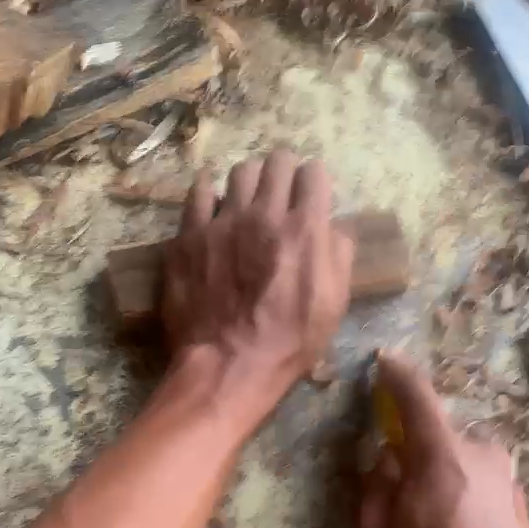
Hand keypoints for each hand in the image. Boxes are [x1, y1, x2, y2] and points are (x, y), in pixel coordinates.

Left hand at [162, 151, 354, 401]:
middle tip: (281, 194)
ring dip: (250, 181)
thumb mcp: (334, 305)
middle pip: (277, 162)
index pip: (314, 173)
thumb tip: (335, 227)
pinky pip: (199, 192)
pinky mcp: (190, 235)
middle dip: (284, 173)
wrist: (229, 365)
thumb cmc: (290, 341)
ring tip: (248, 202)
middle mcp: (265, 214)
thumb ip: (339, 256)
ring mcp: (223, 221)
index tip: (311, 197)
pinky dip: (209, 193)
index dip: (315, 182)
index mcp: (305, 229)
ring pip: (240, 171)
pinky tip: (213, 206)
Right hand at [356, 352, 528, 527]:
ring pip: (460, 458)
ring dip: (440, 475)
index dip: (396, 374)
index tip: (383, 361)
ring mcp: (507, 476)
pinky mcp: (520, 498)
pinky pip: (478, 479)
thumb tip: (389, 459)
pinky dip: (462, 491)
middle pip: (437, 434)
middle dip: (414, 451)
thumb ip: (378, 486)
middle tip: (397, 494)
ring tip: (428, 526)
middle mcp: (482, 454)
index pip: (416, 395)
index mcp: (443, 457)